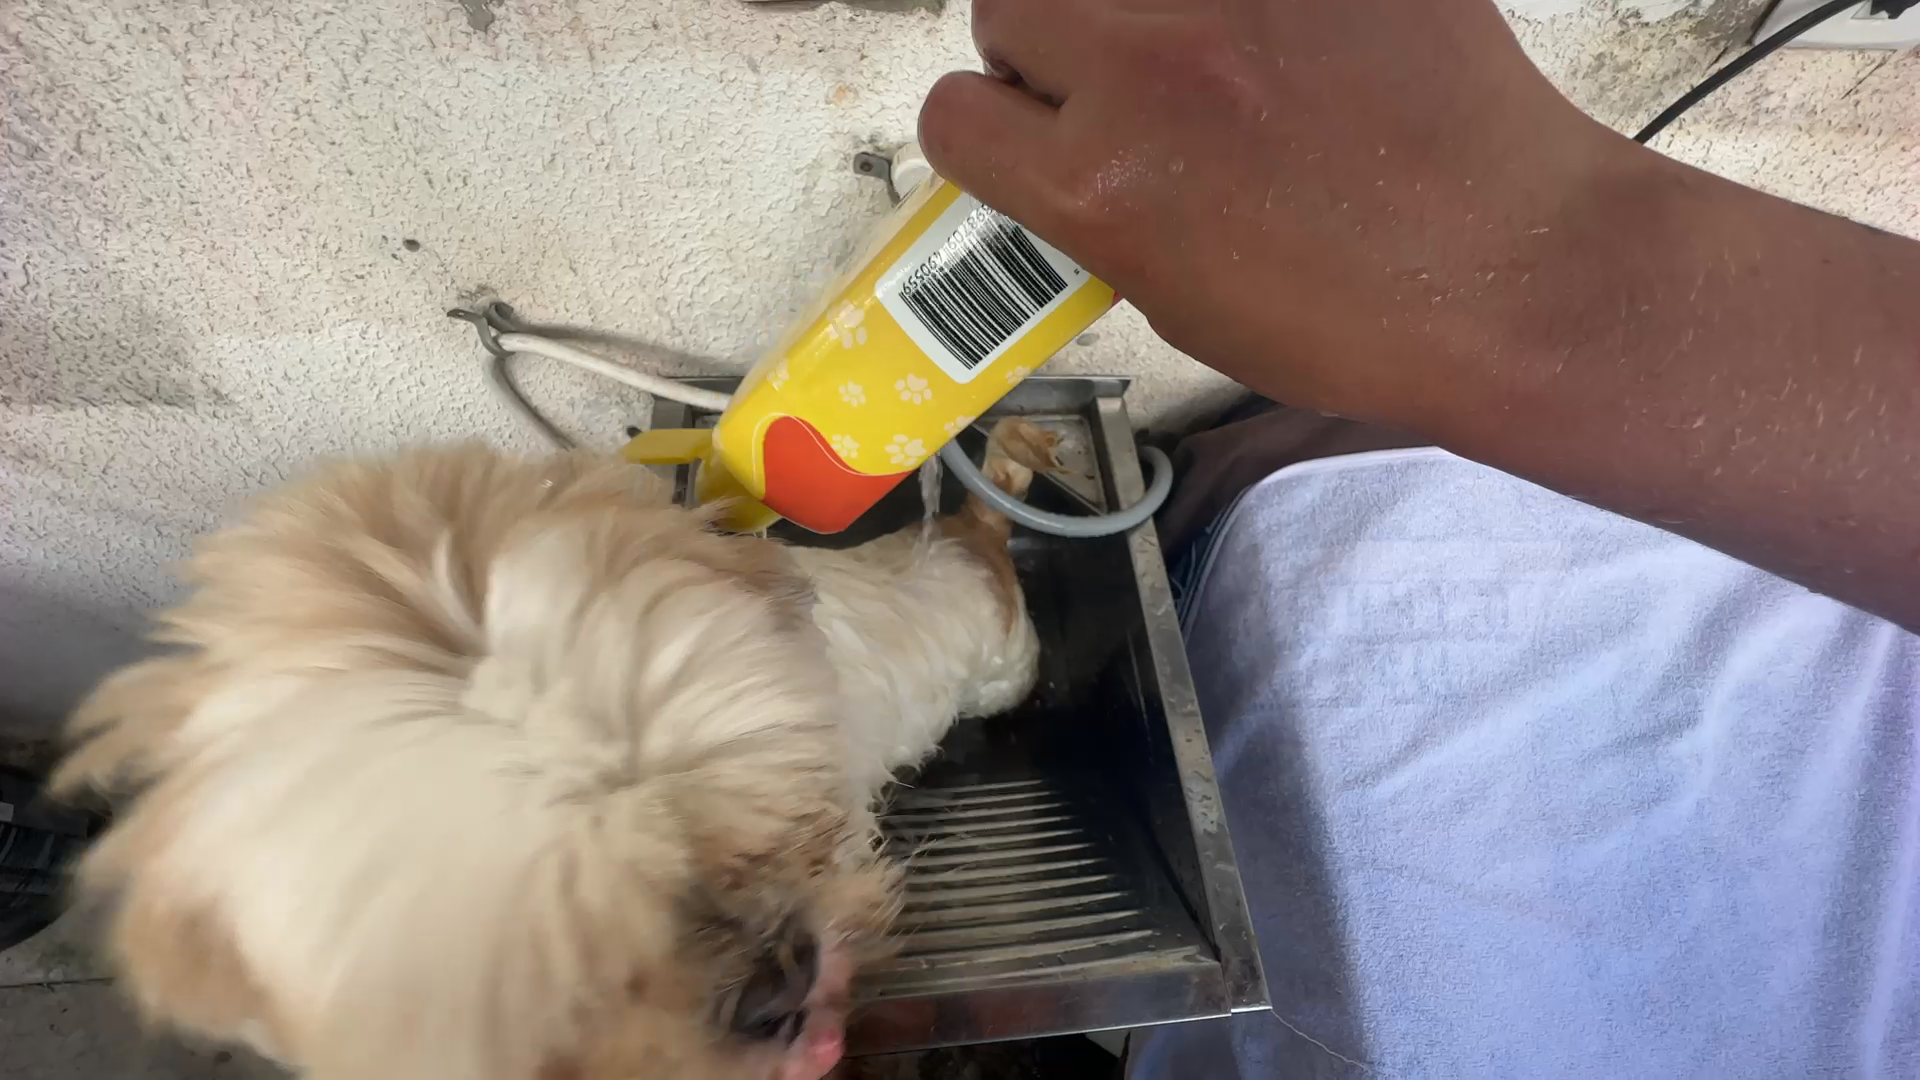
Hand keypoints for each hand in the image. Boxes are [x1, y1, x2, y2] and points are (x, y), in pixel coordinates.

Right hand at [918, 0, 1636, 423]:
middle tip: (1099, 95)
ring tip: (1182, 60)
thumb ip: (1092, 213)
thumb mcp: (1167, 302)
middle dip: (1036, 56)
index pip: (953, 119)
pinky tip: (1267, 42)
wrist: (1496, 278)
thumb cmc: (1327, 327)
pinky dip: (1219, 8)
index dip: (977, 139)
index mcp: (1094, 189)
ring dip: (1112, 12)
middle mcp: (1143, 71)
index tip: (1014, 147)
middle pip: (1006, 3)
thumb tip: (1064, 157)